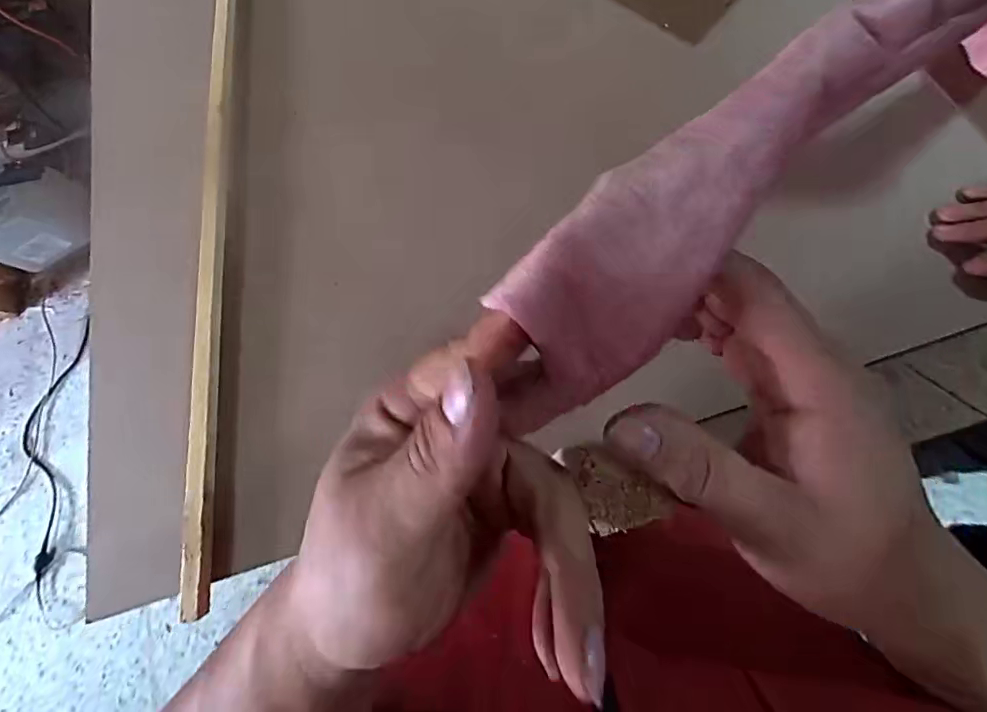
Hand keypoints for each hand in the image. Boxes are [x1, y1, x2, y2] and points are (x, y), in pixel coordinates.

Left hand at [169, 316, 605, 709]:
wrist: (351, 643)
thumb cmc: (351, 570)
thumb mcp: (389, 518)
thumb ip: (435, 454)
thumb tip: (476, 376)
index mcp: (411, 407)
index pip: (467, 360)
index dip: (519, 339)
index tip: (573, 325)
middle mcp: (455, 423)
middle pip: (531, 419)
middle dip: (574, 426)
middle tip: (635, 418)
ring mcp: (486, 465)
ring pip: (554, 495)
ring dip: (570, 576)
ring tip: (575, 662)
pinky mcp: (510, 508)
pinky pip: (555, 533)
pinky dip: (564, 589)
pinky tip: (564, 647)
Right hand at [601, 253, 950, 636]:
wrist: (911, 593)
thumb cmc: (848, 558)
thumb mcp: (771, 526)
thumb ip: (699, 471)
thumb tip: (619, 424)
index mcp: (817, 375)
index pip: (756, 292)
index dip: (702, 264)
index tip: (640, 256)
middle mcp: (813, 360)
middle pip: (745, 294)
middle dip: (685, 278)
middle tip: (616, 276)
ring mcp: (804, 374)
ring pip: (742, 313)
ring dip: (691, 299)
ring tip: (630, 299)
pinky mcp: (793, 391)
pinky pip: (744, 340)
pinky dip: (704, 327)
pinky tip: (669, 331)